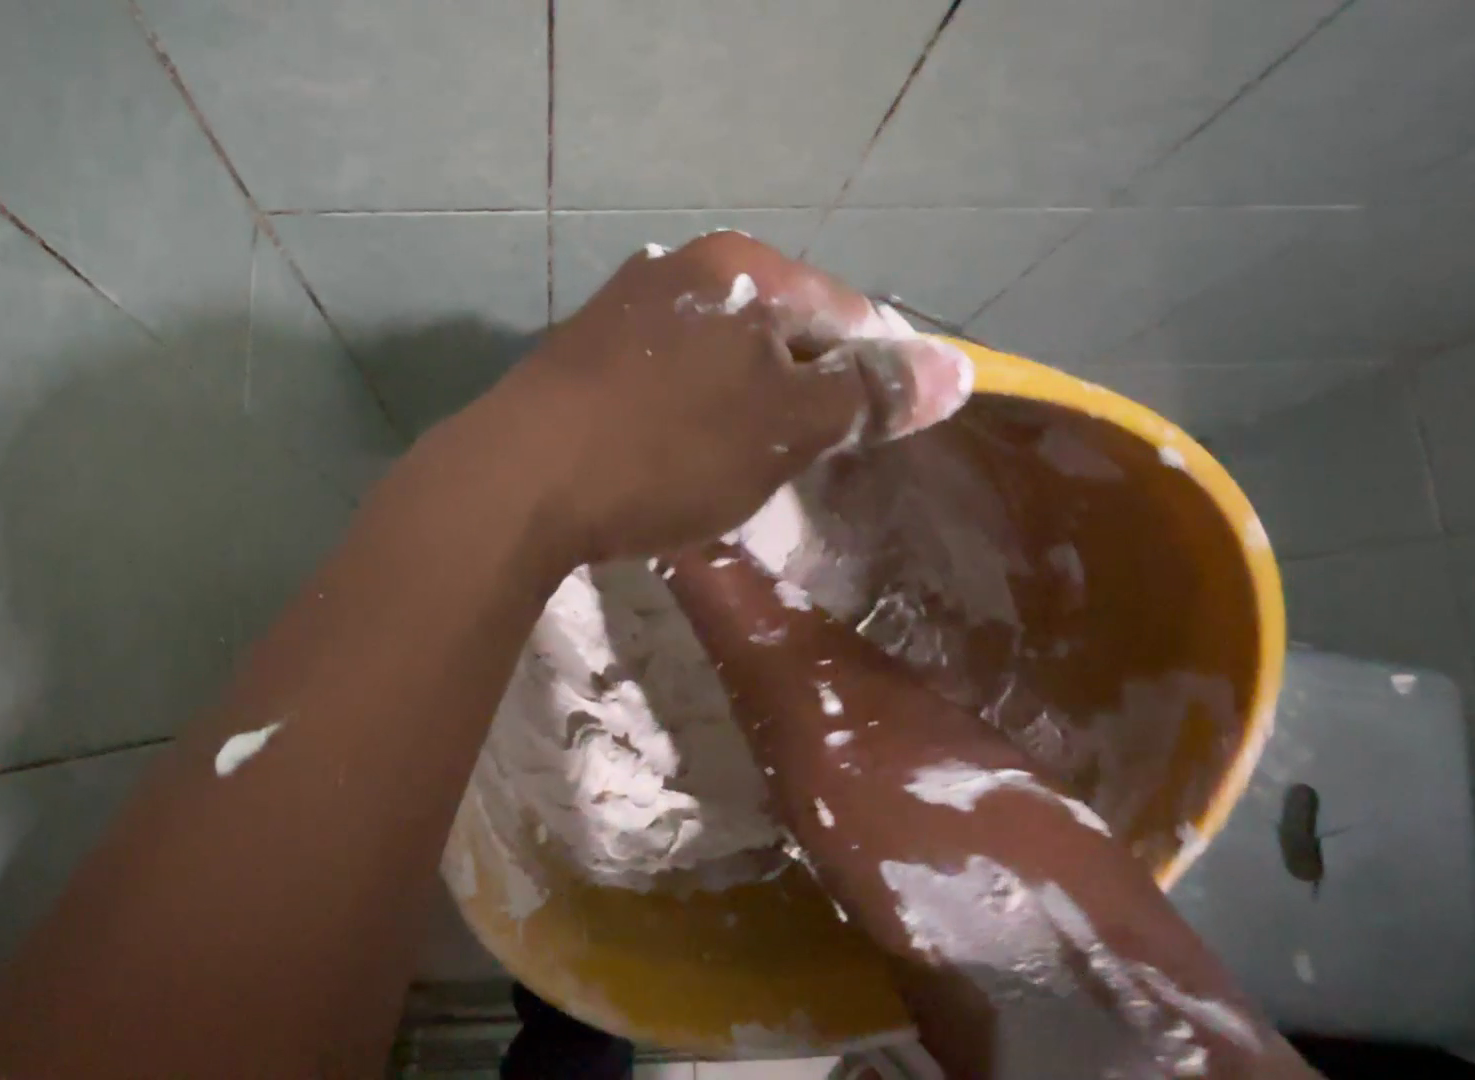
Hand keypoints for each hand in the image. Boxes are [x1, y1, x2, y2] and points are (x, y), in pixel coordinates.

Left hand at [484, 231, 971, 564]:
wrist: (517, 482)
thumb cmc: (666, 448)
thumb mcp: (784, 426)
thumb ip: (868, 395)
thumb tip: (957, 368)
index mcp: (736, 268)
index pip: (841, 311)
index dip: (869, 373)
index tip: (868, 435)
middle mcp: (674, 273)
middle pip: (772, 334)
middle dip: (797, 395)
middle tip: (800, 461)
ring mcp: (618, 316)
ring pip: (713, 364)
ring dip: (737, 412)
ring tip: (737, 469)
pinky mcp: (577, 364)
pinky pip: (659, 388)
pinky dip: (681, 422)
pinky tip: (670, 462)